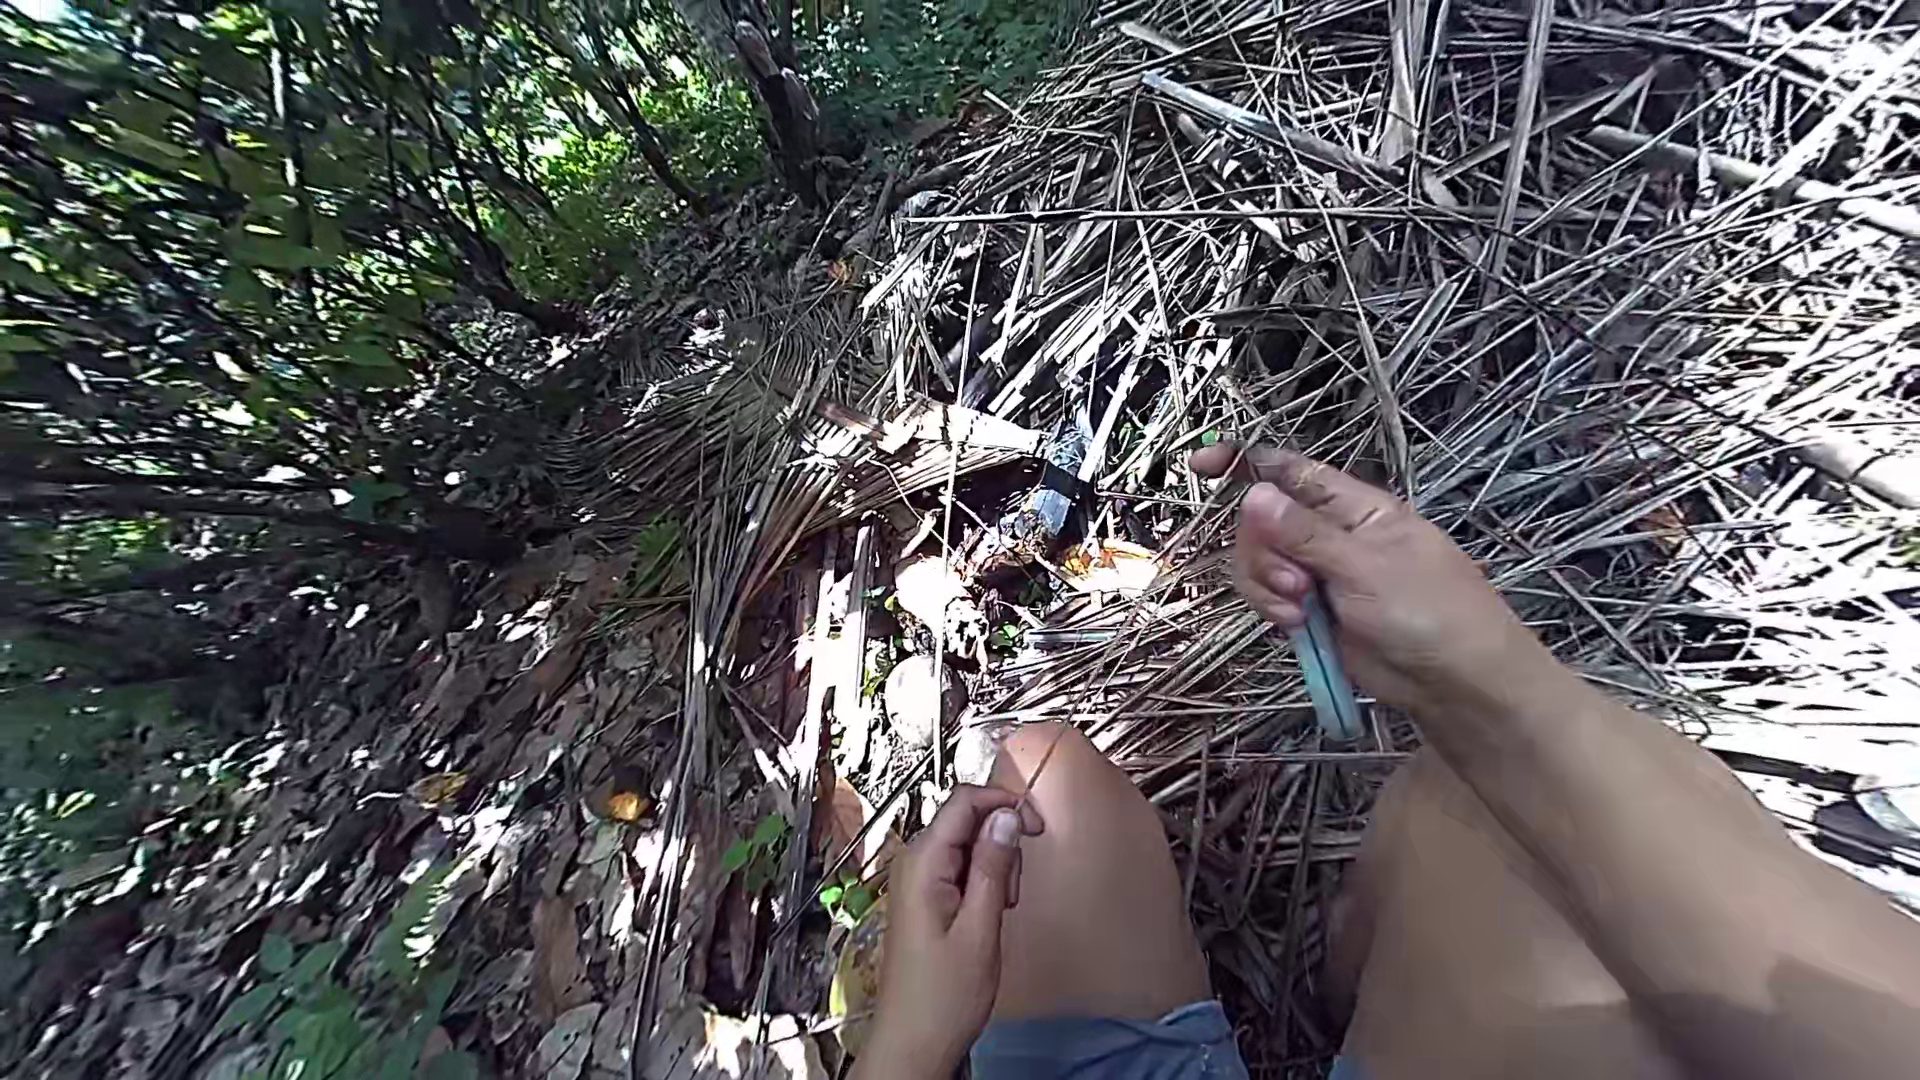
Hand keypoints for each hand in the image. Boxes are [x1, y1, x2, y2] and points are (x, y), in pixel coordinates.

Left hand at [856, 786, 1042, 1078]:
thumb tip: (1008, 814)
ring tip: (997, 910)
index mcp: (923, 859)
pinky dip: (983, 880)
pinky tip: (987, 913)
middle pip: (969, 819)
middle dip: (1001, 844)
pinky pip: (962, 864)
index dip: (1002, 802)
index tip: (1035, 826)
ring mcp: (919, 874)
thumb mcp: (979, 929)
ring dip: (995, 866)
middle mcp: (916, 857)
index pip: (964, 800)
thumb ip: (993, 866)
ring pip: (970, 842)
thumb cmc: (944, 996)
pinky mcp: (927, 890)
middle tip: (1011, 891)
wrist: (913, 1045)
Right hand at [1190, 442, 1564, 712]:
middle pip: (1261, 520)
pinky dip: (1269, 605)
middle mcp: (1327, 533)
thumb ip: (1304, 534)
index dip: (1244, 463)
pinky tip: (1296, 623)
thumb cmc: (1430, 613)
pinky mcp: (1303, 604)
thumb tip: (1253, 495)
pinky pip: (1262, 591)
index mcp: (1353, 508)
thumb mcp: (1366, 568)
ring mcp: (1313, 570)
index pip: (1290, 471)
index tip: (1200, 466)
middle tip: (1297, 582)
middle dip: (1265, 552)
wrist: (1453, 686)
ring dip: (1267, 583)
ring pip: (1256, 558)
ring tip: (1301, 608)